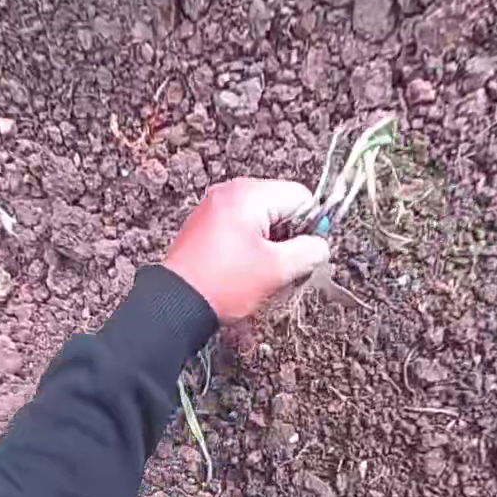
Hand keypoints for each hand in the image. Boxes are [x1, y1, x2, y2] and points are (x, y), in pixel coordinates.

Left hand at [161, 178, 329, 320]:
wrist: (176, 304)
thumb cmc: (224, 284)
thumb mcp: (276, 270)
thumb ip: (308, 253)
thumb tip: (321, 246)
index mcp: (249, 194)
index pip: (300, 196)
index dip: (311, 225)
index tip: (307, 254)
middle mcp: (229, 193)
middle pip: (280, 207)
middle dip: (289, 239)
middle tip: (286, 270)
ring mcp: (214, 209)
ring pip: (261, 221)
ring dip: (271, 248)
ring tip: (264, 277)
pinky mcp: (205, 228)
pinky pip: (240, 230)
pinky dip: (250, 249)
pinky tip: (246, 274)